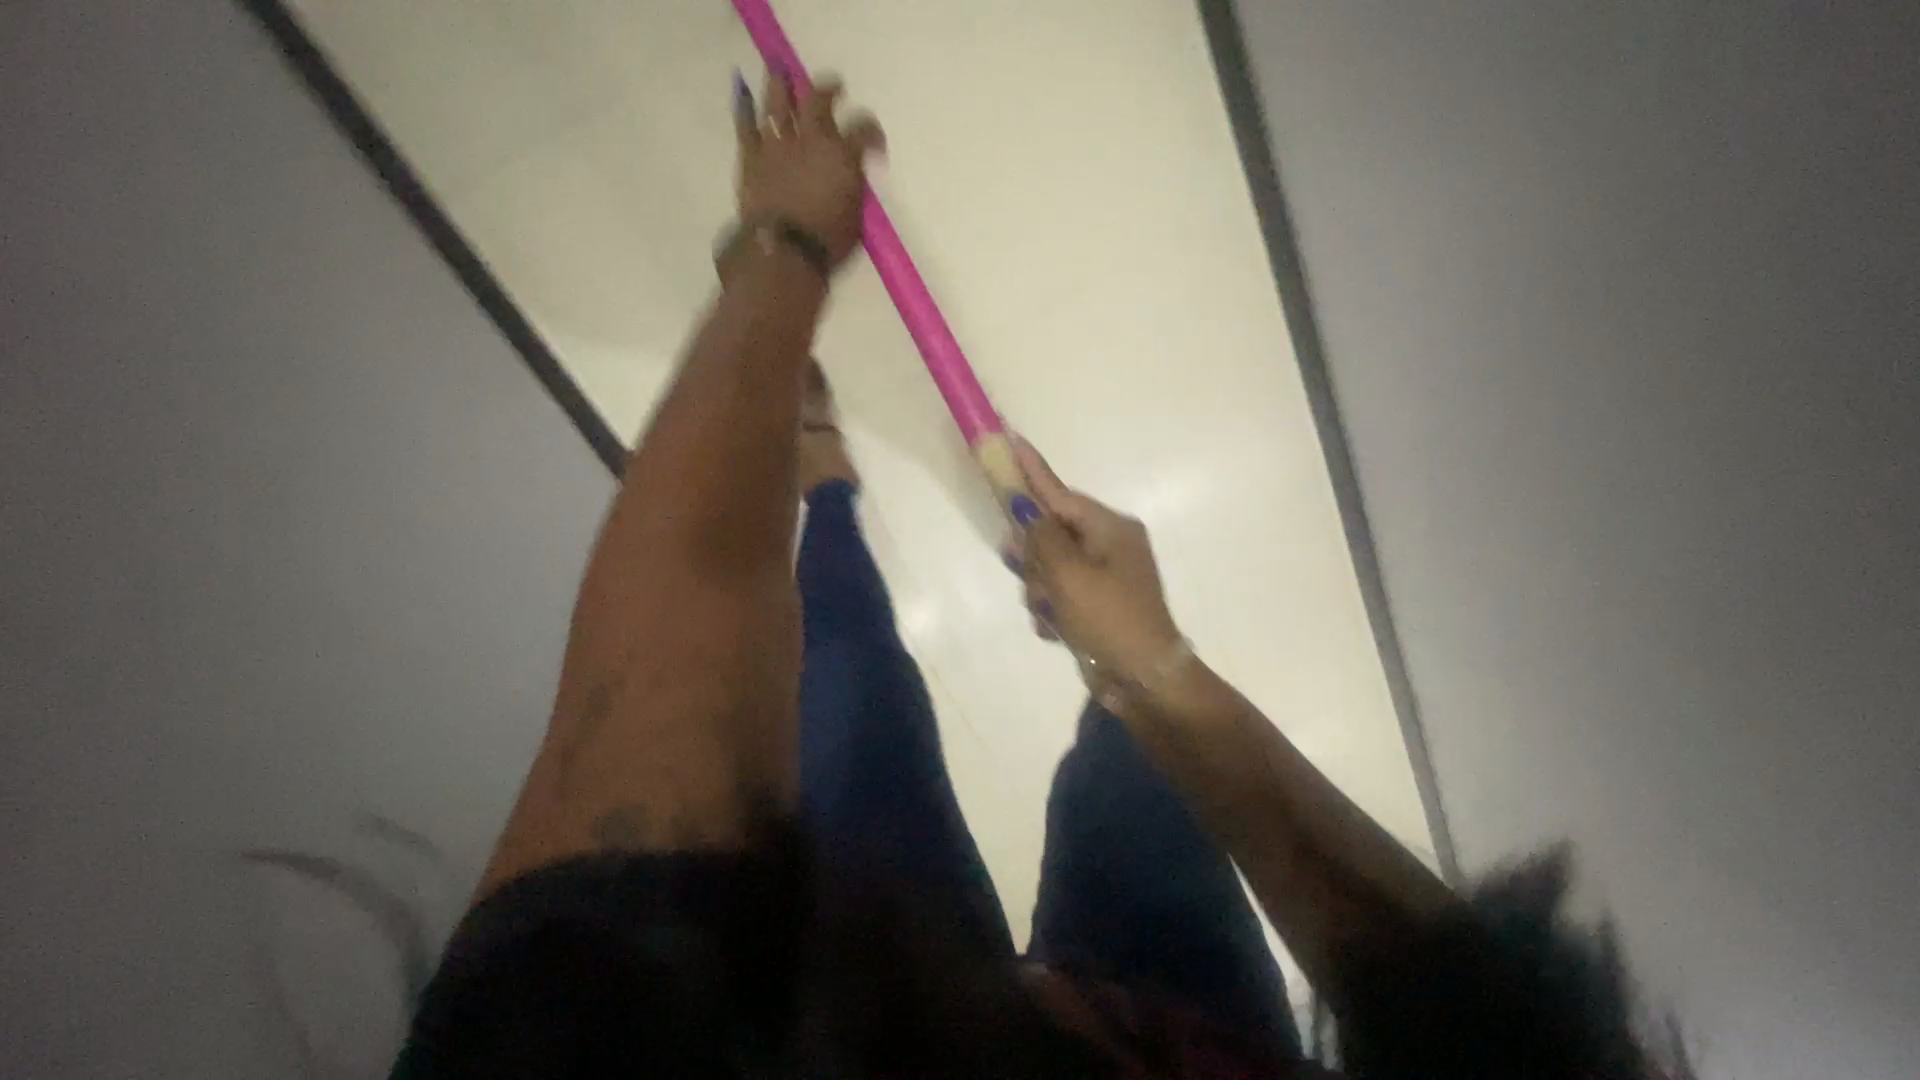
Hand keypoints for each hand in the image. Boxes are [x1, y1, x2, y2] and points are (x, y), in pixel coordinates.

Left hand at [734, 70, 884, 267]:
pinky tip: (742, 92)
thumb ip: (854, 187)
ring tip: (783, 70)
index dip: (872, 132)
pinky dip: (744, 106)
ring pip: (779, 101)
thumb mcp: (855, 216)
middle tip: (834, 86)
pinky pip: (745, 124)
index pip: (863, 130)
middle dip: (828, 89)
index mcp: (842, 156)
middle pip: (818, 100)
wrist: (783, 251)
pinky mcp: (751, 156)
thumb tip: (852, 174)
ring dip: (783, 83)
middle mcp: (811, 140)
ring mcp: (777, 144)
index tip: (875, 143)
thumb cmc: (827, 242)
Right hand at [1011, 438, 1185, 687]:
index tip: (1007, 439)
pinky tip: (1059, 631)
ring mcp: (1101, 577)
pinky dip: (1052, 612)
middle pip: (1047, 534)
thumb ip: (1040, 538)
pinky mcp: (1093, 605)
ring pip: (1046, 569)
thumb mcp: (1069, 575)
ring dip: (1041, 592)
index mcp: (1109, 528)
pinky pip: (1056, 595)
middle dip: (1034, 560)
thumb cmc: (1110, 619)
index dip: (1029, 471)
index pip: (1058, 493)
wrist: (1144, 680)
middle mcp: (1106, 546)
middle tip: (1033, 576)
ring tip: (1054, 614)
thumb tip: (1023, 512)